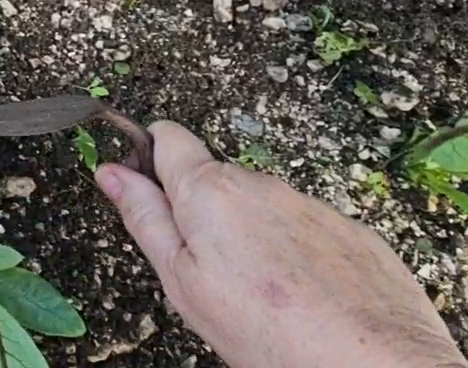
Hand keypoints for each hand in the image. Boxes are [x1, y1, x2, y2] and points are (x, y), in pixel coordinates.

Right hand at [97, 121, 467, 367]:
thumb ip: (143, 216)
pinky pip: (310, 231)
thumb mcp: (181, 281)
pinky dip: (302, 254)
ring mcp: (313, 206)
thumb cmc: (271, 332)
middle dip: (207, 211)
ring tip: (269, 294)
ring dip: (256, 233)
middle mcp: (259, 183)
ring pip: (263, 207)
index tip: (155, 194)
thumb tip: (109, 171)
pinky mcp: (358, 234)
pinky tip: (310, 299)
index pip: (167, 135)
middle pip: (215, 179)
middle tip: (214, 269)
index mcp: (208, 188)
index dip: (153, 157)